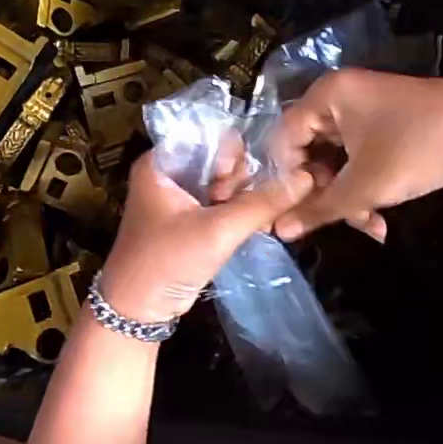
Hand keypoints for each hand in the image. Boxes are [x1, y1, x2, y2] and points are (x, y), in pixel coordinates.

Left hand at [96, 149, 314, 324]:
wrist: (136, 308)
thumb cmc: (167, 261)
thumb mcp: (217, 231)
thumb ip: (262, 203)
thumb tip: (307, 178)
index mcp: (162, 161)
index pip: (209, 135)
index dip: (231, 154)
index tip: (233, 185)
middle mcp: (168, 170)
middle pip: (220, 156)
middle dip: (238, 179)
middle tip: (235, 207)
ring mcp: (178, 194)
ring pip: (224, 180)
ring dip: (242, 197)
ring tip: (245, 220)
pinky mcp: (188, 217)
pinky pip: (220, 200)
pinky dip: (236, 210)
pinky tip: (251, 225)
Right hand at [264, 69, 442, 241]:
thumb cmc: (421, 146)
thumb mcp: (367, 185)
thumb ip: (319, 209)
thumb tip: (279, 232)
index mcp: (325, 96)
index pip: (283, 140)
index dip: (288, 179)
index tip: (302, 211)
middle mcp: (336, 98)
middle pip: (308, 153)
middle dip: (324, 194)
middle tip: (338, 221)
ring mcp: (360, 111)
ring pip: (333, 162)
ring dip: (346, 197)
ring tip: (368, 224)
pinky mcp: (380, 125)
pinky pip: (354, 158)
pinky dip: (362, 186)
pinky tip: (377, 216)